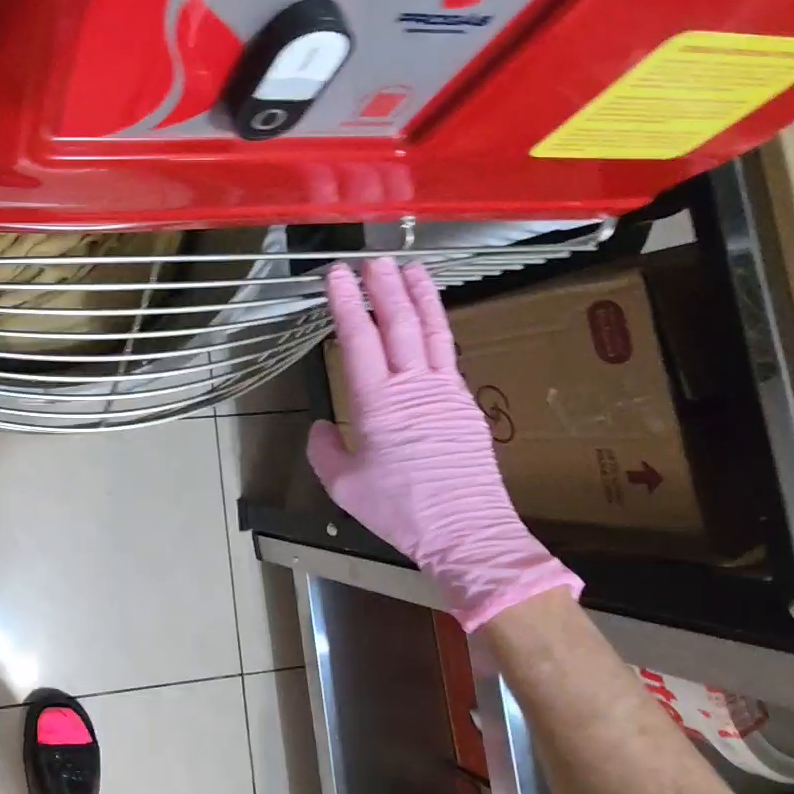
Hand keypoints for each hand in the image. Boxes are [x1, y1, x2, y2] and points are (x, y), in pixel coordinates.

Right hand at [306, 259, 581, 630]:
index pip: (359, 338)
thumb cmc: (402, 510)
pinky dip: (439, 328)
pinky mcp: (466, 405)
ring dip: (421, 297)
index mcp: (377, 403)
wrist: (469, 533)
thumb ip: (326, 450)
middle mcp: (413, 388)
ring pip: (433, 332)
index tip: (337, 275)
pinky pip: (449, 355)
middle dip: (385, 287)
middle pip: (399, 324)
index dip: (346, 302)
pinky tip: (433, 321)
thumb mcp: (344, 485)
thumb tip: (324, 428)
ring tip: (413, 269)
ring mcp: (445, 393)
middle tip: (374, 259)